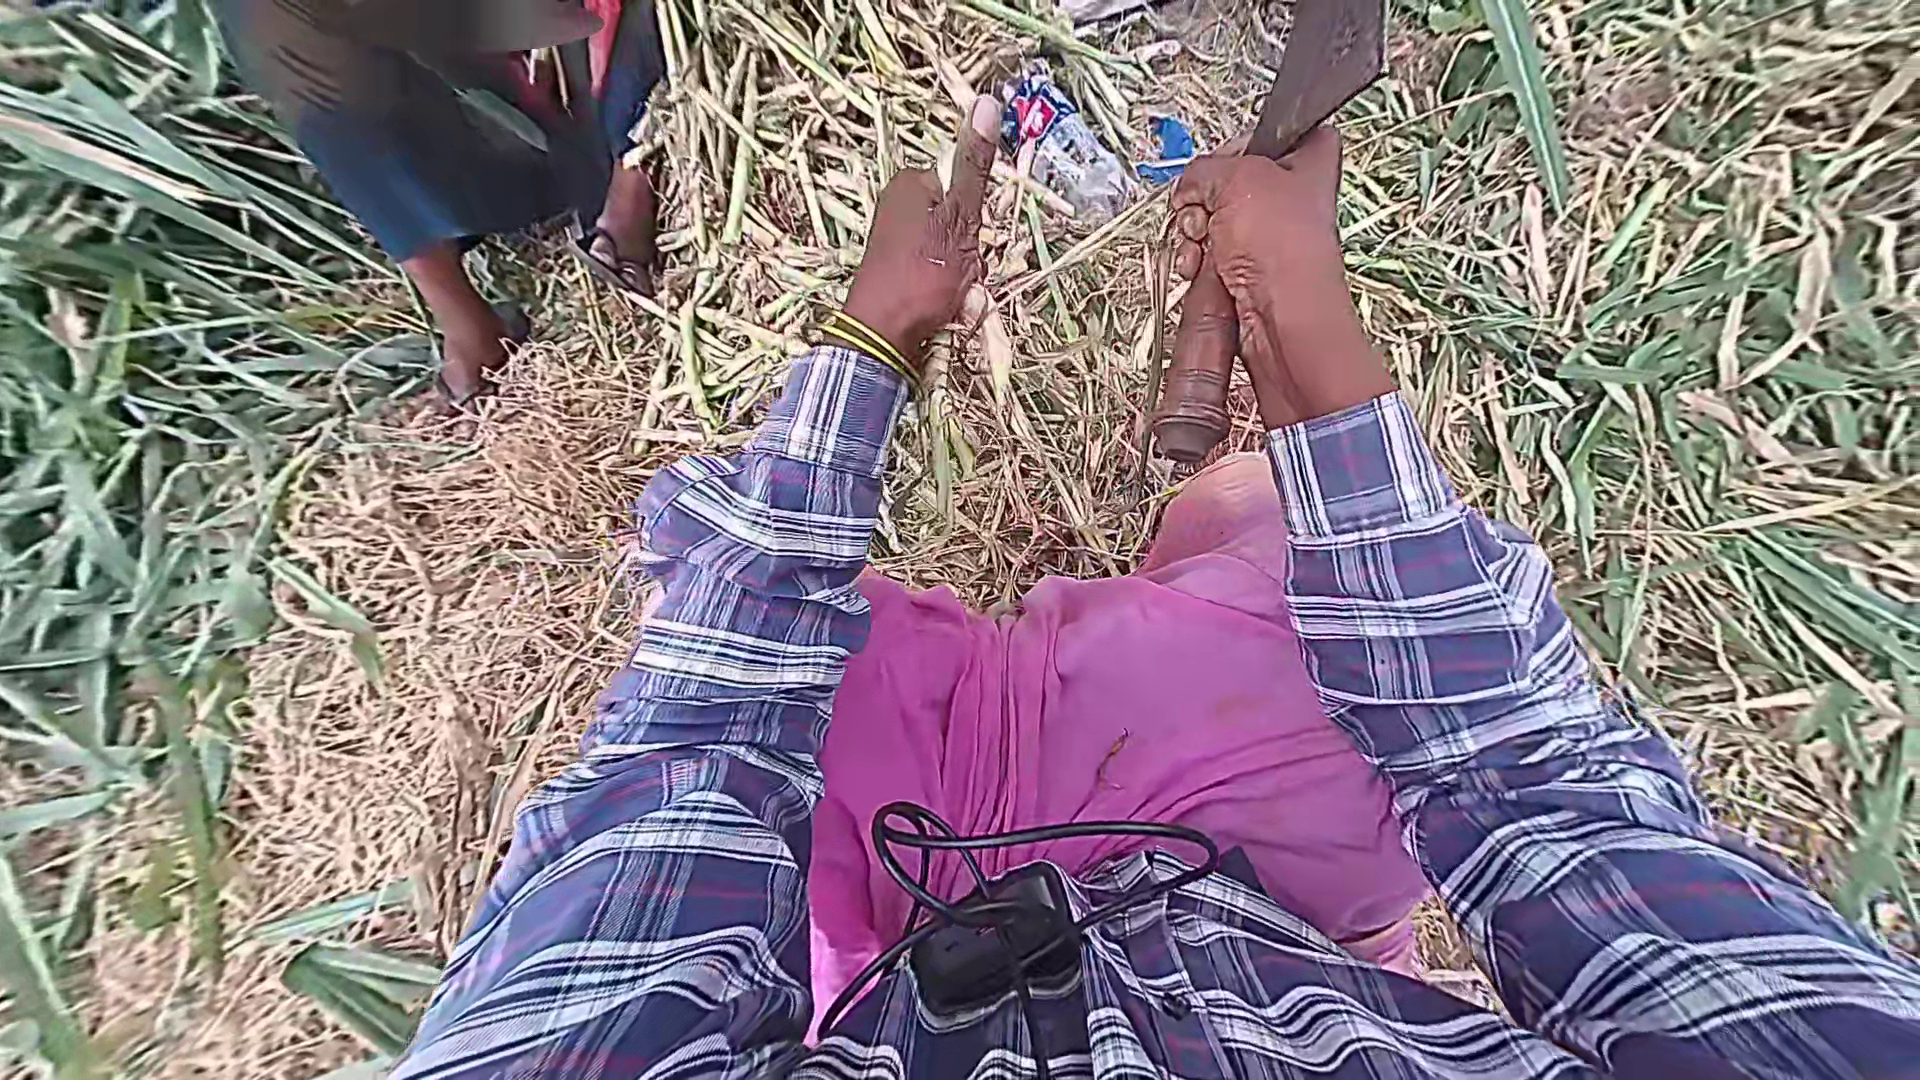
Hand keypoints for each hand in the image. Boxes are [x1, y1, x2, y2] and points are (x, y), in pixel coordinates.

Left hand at [842, 96, 1000, 372]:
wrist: (882, 334)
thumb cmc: (921, 275)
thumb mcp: (958, 218)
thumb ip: (973, 168)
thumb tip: (986, 104)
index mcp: (910, 185)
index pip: (962, 189)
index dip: (976, 220)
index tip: (972, 243)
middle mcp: (897, 207)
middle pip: (956, 222)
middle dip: (969, 252)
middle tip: (963, 274)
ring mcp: (894, 242)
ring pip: (949, 252)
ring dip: (961, 276)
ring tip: (953, 294)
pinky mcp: (895, 272)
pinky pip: (934, 274)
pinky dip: (944, 290)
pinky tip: (941, 305)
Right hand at [1170, 127, 1391, 422]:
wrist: (1279, 310)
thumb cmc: (1281, 245)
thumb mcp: (1238, 177)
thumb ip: (1204, 168)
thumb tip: (1186, 185)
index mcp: (1307, 153)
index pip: (1250, 140)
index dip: (1223, 157)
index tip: (1211, 174)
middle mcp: (1288, 193)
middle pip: (1222, 186)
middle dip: (1201, 205)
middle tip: (1205, 216)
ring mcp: (1265, 234)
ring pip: (1209, 222)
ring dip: (1193, 236)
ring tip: (1204, 247)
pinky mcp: (1244, 267)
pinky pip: (1206, 254)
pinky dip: (1195, 262)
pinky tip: (1200, 267)